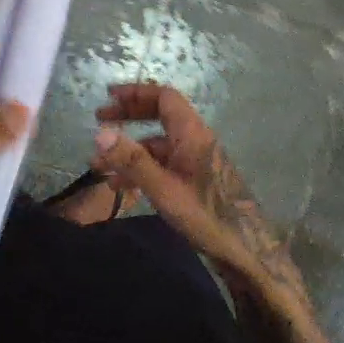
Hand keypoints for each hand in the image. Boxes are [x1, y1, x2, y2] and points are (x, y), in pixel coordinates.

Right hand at [89, 83, 272, 277]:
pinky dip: (140, 168)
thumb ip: (131, 160)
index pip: (164, 97)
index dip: (135, 93)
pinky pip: (163, 164)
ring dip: (129, 150)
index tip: (109, 96)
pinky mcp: (195, 180)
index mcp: (192, 134)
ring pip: (158, 144)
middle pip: (160, 115)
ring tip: (100, 166)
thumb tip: (100, 133)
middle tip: (99, 120)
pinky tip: (122, 186)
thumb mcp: (163, 188)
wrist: (244, 249)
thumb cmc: (205, 216)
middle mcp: (196, 141)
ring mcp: (196, 161)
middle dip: (128, 115)